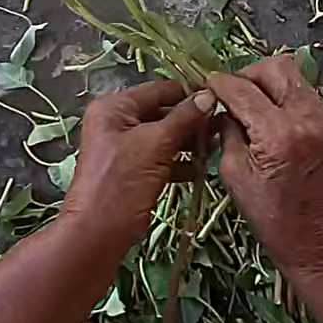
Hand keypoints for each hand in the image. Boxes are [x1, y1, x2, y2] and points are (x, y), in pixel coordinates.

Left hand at [61, 80, 215, 240]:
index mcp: (115, 106)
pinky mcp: (133, 169)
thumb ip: (184, 117)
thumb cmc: (123, 181)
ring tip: (217, 145)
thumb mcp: (156, 144)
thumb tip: (208, 95)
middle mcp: (117, 121)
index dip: (189, 92)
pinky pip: (160, 157)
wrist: (98, 232)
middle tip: (223, 125)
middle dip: (192, 119)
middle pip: (162, 112)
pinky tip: (202, 167)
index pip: (159, 90)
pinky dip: (180, 160)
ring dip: (189, 141)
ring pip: (164, 136)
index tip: (220, 98)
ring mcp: (124, 147)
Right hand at [206, 57, 322, 277]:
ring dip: (266, 84)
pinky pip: (303, 94)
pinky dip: (282, 98)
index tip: (206, 86)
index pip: (243, 89)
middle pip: (275, 67)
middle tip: (232, 95)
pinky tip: (269, 119)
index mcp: (279, 134)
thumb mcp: (233, 174)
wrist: (319, 238)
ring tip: (250, 107)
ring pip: (292, 77)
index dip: (220, 84)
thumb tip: (222, 107)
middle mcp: (307, 118)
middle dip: (248, 75)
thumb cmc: (271, 215)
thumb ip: (227, 131)